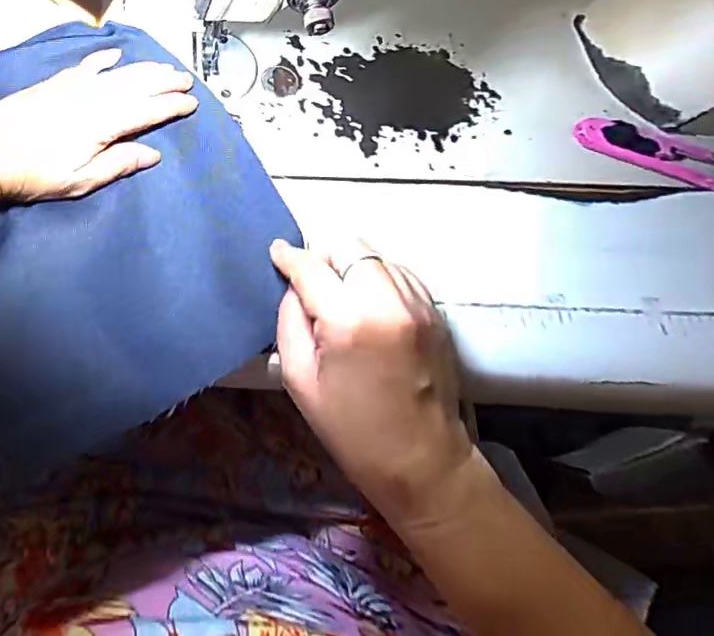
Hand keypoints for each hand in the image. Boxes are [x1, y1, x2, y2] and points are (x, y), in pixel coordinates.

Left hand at [0, 48, 198, 203]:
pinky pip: (87, 66)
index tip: (191, 103)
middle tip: (186, 80)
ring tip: (163, 67)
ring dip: (143, 69)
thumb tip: (152, 154)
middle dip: (165, 82)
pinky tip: (115, 54)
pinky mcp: (55, 83)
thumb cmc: (31, 173)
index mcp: (103, 123)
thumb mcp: (78, 180)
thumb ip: (117, 164)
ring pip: (118, 73)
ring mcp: (73, 86)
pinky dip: (104, 59)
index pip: (147, 111)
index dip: (172, 106)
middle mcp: (93, 98)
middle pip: (138, 85)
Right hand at [272, 239, 482, 529]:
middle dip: (323, 257)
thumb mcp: (298, 378)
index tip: (277, 253)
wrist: (424, 465)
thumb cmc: (352, 429)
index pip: (311, 267)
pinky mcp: (435, 314)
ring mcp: (419, 306)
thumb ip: (290, 319)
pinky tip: (367, 305)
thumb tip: (295, 286)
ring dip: (351, 266)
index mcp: (350, 321)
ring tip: (340, 295)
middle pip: (348, 247)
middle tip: (311, 282)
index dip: (288, 256)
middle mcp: (389, 303)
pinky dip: (377, 277)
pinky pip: (399, 273)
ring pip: (375, 256)